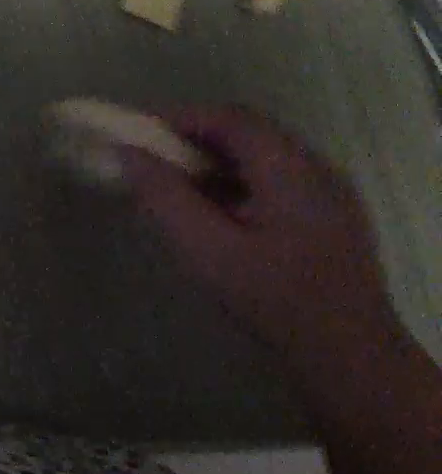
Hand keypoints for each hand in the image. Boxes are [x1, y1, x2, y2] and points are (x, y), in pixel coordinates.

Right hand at [122, 106, 403, 369]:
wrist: (346, 355)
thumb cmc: (271, 296)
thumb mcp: (203, 245)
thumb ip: (162, 193)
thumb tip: (126, 151)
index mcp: (294, 174)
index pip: (233, 119)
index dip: (179, 117)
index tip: (135, 135)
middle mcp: (319, 173)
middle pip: (247, 132)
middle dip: (190, 138)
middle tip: (147, 158)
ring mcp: (328, 195)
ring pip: (258, 154)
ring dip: (209, 159)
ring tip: (171, 184)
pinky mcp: (326, 215)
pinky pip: (271, 177)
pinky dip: (231, 179)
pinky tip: (208, 208)